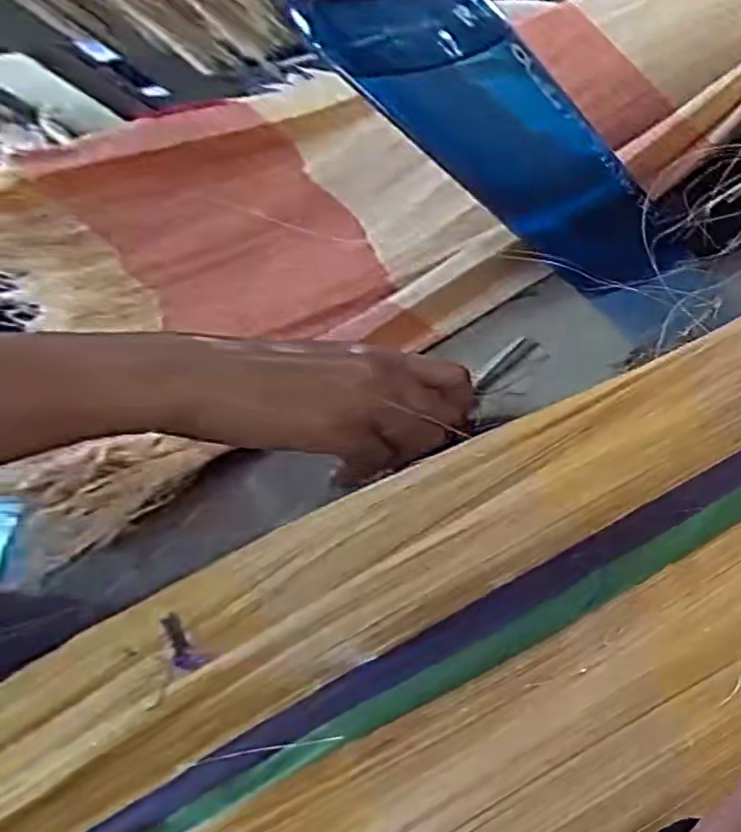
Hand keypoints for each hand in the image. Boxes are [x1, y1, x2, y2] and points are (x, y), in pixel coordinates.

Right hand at [149, 335, 474, 483]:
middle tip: (409, 450)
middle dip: (436, 436)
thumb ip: (377, 379)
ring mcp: (369, 403)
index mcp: (386, 358)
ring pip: (421, 440)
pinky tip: (344, 473)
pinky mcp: (343, 431)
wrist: (190, 377)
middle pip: (448, 414)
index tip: (446, 421)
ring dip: (403, 456)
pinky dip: (366, 471)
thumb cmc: (255, 370)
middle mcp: (387, 377)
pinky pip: (379, 460)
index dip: (459, 403)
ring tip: (373, 462)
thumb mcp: (334, 362)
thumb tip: (410, 403)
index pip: (457, 377)